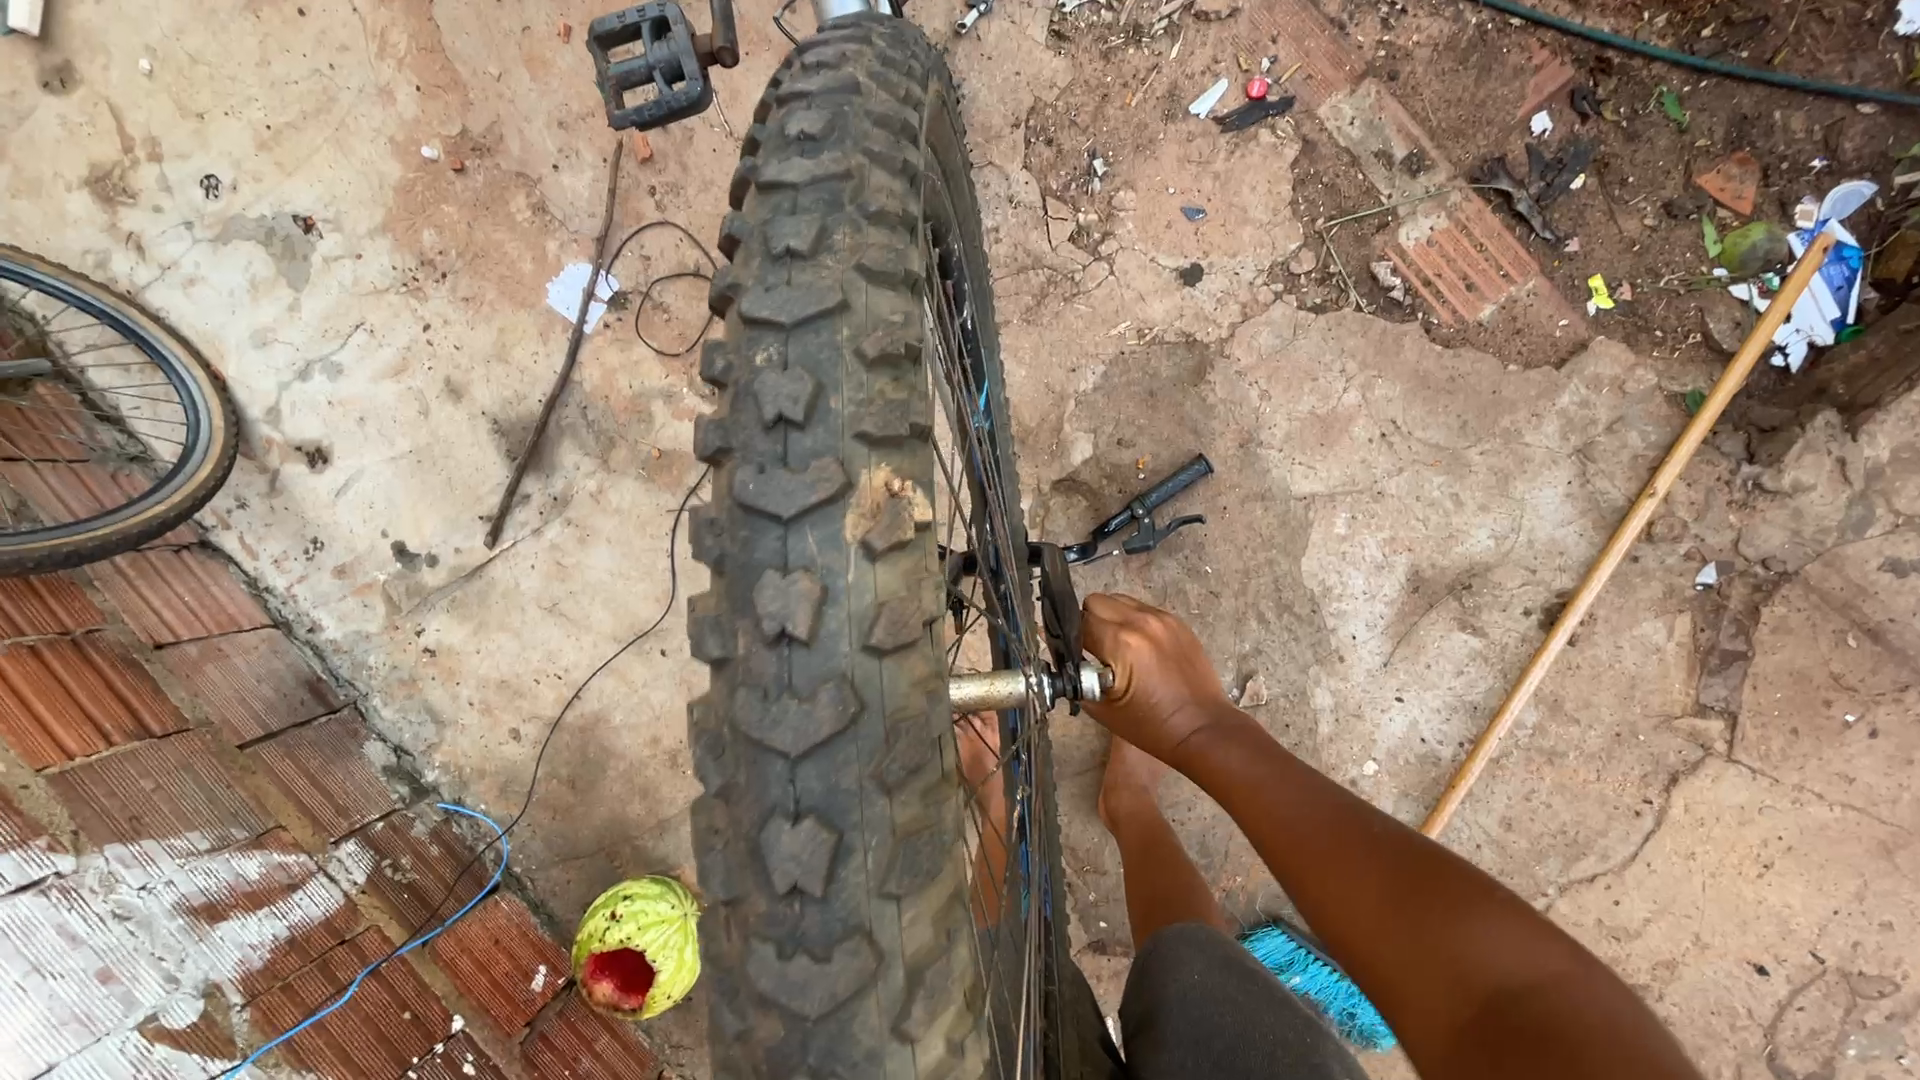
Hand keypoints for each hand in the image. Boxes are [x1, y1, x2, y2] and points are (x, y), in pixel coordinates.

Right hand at [1080, 593, 1239, 763]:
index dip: (1067, 638)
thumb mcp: (1101, 707)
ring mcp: (1162, 619)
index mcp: (1120, 642)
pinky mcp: (1177, 622)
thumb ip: (1075, 676)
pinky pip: (1142, 609)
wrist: (1202, 729)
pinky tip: (1138, 648)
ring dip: (1110, 618)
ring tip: (1116, 648)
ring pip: (1119, 600)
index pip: (1078, 622)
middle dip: (1087, 623)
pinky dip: (1132, 622)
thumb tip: (1061, 657)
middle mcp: (1141, 621)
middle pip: (1095, 601)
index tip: (1069, 653)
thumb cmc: (1150, 726)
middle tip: (1092, 651)